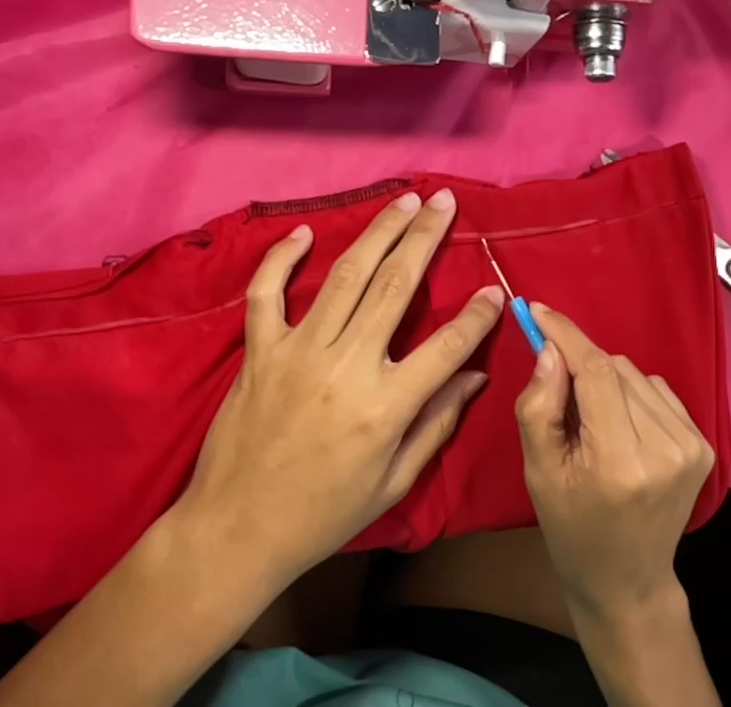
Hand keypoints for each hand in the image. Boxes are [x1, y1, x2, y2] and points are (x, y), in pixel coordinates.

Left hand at [173, 188, 504, 588]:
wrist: (238, 529)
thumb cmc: (324, 513)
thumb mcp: (394, 482)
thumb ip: (436, 423)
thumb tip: (474, 377)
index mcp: (385, 406)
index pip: (447, 346)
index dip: (476, 315)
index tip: (493, 289)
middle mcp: (345, 367)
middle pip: (395, 287)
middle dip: (425, 238)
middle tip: (444, 202)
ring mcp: (297, 352)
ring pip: (345, 277)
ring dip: (378, 232)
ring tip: (403, 201)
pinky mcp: (259, 352)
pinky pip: (266, 294)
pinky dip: (280, 260)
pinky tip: (303, 234)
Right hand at [515, 303, 715, 620]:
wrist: (628, 578)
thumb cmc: (572, 528)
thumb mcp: (539, 473)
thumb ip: (539, 407)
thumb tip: (550, 350)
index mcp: (621, 462)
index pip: (597, 374)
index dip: (567, 336)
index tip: (537, 310)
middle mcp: (666, 448)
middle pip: (616, 369)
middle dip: (581, 366)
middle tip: (558, 391)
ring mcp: (692, 446)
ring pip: (637, 375)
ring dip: (607, 381)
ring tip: (592, 421)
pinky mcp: (704, 445)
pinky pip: (658, 390)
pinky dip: (632, 395)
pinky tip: (622, 427)